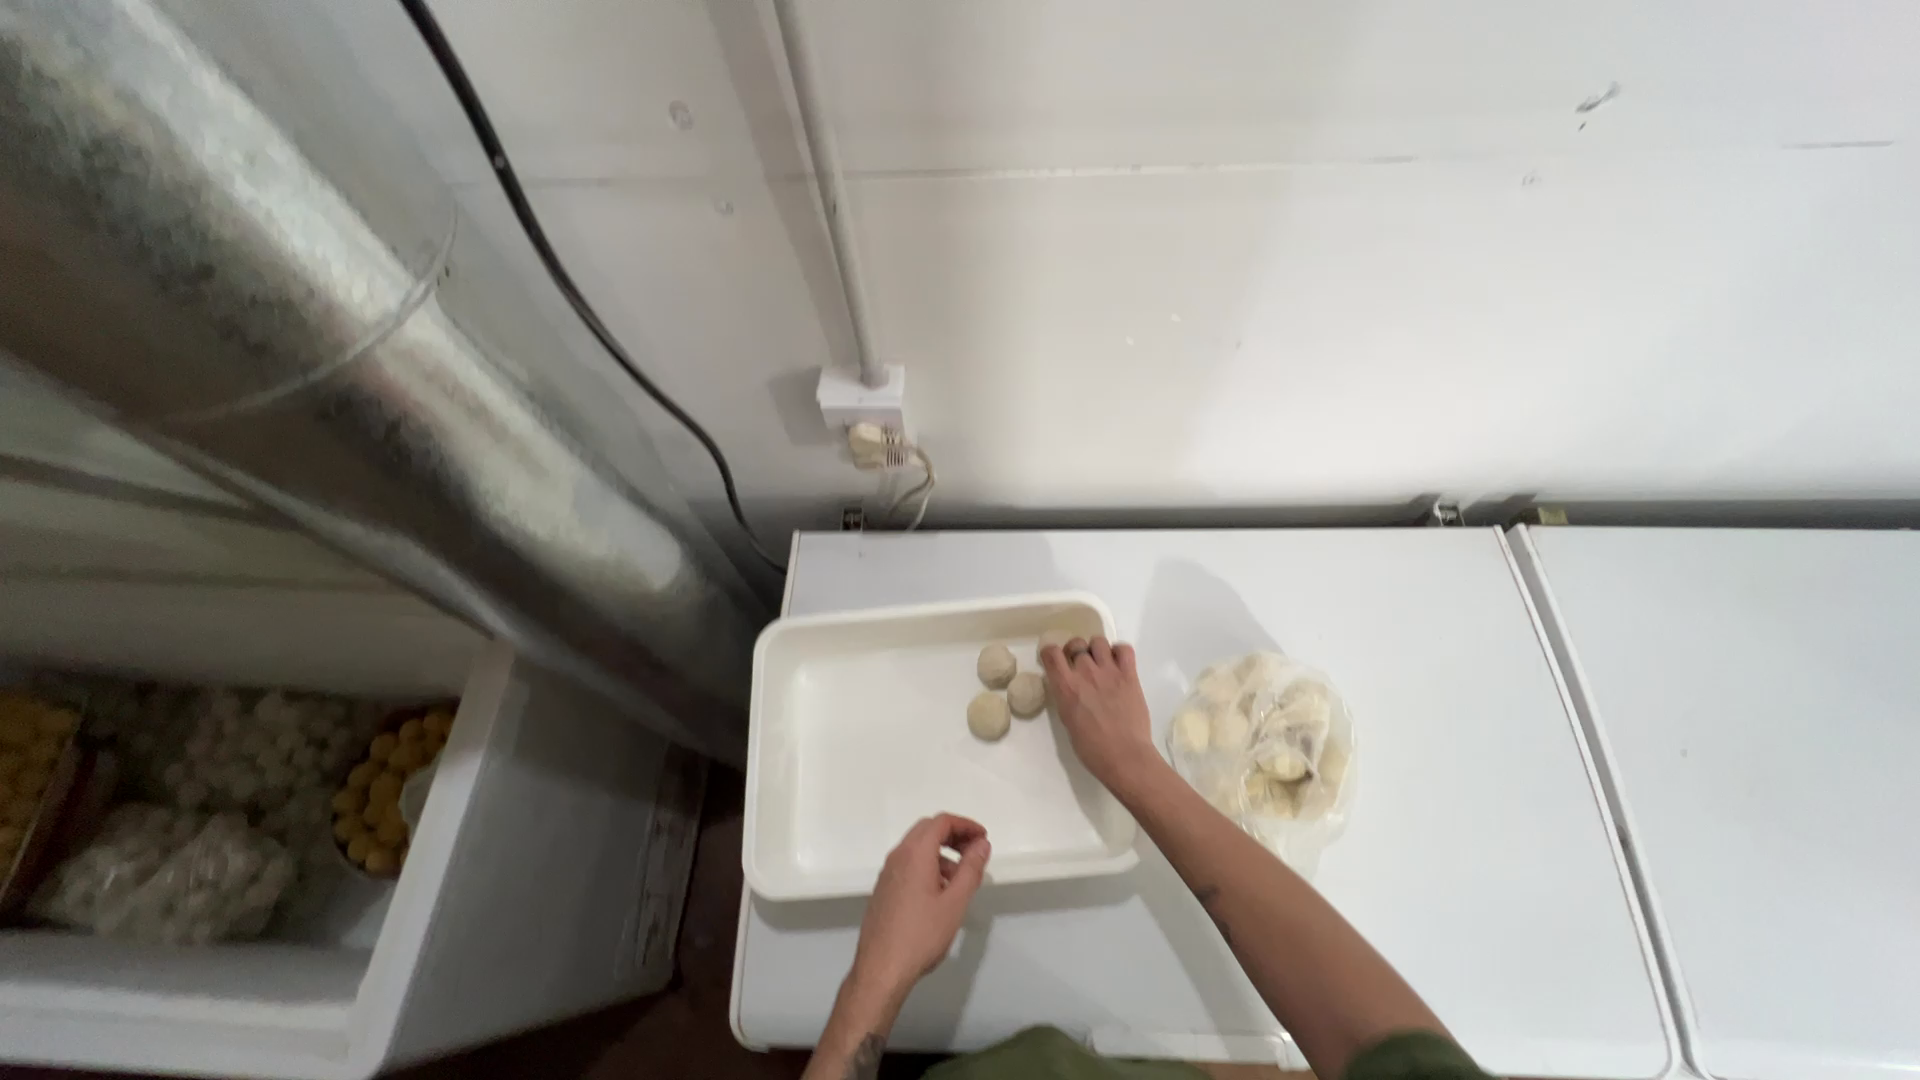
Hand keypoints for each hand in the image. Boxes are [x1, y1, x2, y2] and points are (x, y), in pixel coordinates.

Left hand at [850, 813, 989, 996]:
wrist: (881, 970)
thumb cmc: (922, 935)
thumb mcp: (955, 902)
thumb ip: (970, 869)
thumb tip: (982, 844)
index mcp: (915, 853)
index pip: (941, 822)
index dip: (965, 825)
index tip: (983, 839)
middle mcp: (898, 856)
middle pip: (927, 830)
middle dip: (953, 835)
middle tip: (974, 852)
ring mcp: (887, 873)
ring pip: (917, 848)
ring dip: (941, 852)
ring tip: (960, 879)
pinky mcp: (884, 889)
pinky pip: (908, 864)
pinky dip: (928, 865)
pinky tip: (939, 893)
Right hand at [1041, 636, 1164, 794]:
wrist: (1125, 756)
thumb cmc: (1092, 748)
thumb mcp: (1067, 721)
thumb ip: (1066, 697)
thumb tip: (1069, 688)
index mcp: (1065, 687)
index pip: (1051, 653)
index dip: (1051, 653)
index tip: (1054, 660)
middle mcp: (1085, 673)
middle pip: (1076, 644)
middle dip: (1075, 652)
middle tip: (1080, 665)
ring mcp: (1109, 671)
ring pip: (1098, 641)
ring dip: (1096, 649)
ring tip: (1100, 663)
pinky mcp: (1129, 675)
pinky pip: (1124, 649)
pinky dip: (1119, 652)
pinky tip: (1118, 664)